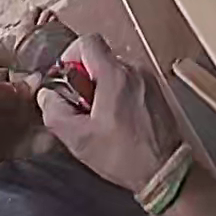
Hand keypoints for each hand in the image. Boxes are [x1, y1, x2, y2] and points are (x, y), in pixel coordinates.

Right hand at [36, 36, 182, 192]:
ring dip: (101, 87)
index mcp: (115, 75)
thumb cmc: (124, 156)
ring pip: (114, 71)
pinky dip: (117, 94)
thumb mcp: (78, 138)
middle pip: (99, 58)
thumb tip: (47, 94)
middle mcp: (134, 71)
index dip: (70, 55)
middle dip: (84, 78)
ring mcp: (148, 81)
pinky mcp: (156, 93)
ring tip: (99, 118)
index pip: (87, 41)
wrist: (168, 175)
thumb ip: (54, 111)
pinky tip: (116, 122)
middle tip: (81, 106)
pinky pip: (129, 82)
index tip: (67, 80)